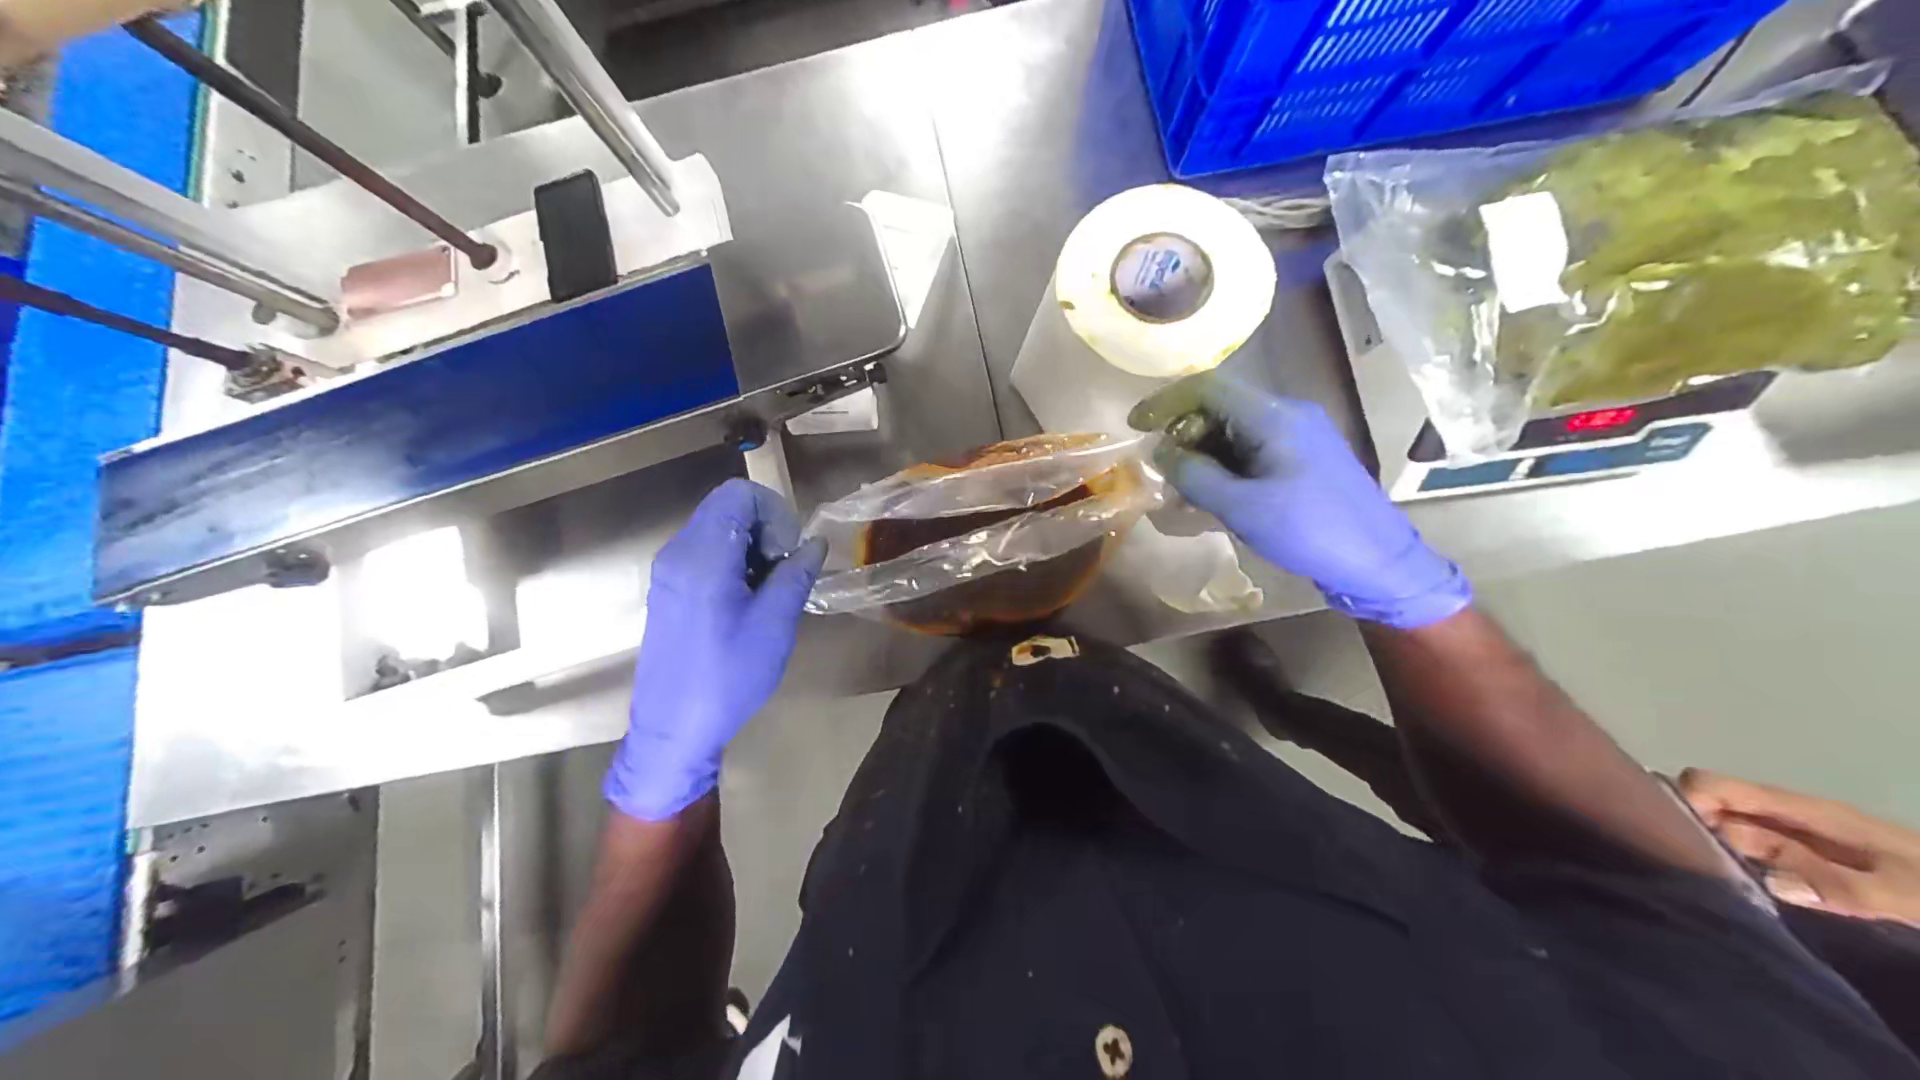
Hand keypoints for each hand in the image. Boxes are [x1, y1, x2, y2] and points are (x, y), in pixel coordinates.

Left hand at [604, 478, 825, 821]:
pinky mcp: (668, 589)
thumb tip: (813, 544)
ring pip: (717, 528)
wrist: (672, 729)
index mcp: (702, 557)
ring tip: (769, 588)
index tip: (789, 552)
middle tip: (784, 569)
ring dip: (751, 545)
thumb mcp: (774, 625)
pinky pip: (704, 552)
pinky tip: (747, 599)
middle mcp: (678, 553)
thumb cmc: (728, 677)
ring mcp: (668, 571)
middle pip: (727, 507)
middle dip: (765, 527)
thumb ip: (795, 575)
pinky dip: (733, 560)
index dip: (774, 512)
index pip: (739, 495)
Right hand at [1130, 373, 1469, 628]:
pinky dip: (1224, 465)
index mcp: (1275, 416)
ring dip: (1202, 452)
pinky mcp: (1303, 459)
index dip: (1166, 401)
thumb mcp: (1241, 506)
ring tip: (1181, 489)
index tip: (1136, 426)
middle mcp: (1288, 415)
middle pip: (1220, 406)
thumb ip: (1194, 475)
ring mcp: (1299, 436)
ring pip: (1235, 429)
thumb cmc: (1307, 531)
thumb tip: (1160, 451)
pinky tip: (1211, 495)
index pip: (1209, 387)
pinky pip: (1252, 449)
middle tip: (1161, 469)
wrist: (1378, 562)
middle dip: (1183, 432)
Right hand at [1679, 769, 1919, 924]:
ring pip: (1730, 832)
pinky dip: (1734, 865)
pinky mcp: (1802, 862)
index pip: (1712, 784)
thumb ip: (1843, 886)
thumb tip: (1770, 882)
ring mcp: (1795, 840)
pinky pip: (1752, 855)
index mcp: (1802, 811)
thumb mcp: (1906, 891)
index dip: (1686, 801)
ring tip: (1705, 880)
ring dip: (1712, 850)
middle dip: (1693, 830)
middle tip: (1693, 868)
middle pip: (1714, 809)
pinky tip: (1735, 888)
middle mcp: (1787, 818)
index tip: (1685, 838)